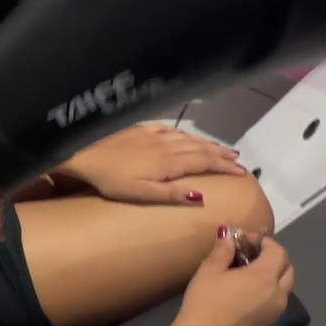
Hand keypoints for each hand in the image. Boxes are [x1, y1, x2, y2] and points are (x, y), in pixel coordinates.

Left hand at [54, 124, 244, 205]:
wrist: (84, 155)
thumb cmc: (112, 180)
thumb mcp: (141, 194)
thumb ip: (171, 195)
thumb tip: (203, 197)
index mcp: (169, 162)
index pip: (204, 162)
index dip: (224, 166)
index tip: (242, 171)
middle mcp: (165, 145)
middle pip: (199, 148)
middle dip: (220, 154)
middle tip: (238, 159)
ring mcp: (151, 135)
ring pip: (185, 137)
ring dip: (205, 143)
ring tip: (219, 148)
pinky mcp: (137, 129)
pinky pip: (166, 128)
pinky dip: (181, 132)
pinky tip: (183, 134)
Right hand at [176, 230, 294, 325]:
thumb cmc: (206, 299)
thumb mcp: (210, 269)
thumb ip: (223, 250)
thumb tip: (228, 234)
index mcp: (264, 277)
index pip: (278, 252)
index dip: (265, 241)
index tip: (245, 239)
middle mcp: (278, 292)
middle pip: (287, 268)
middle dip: (272, 256)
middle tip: (249, 252)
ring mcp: (277, 308)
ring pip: (285, 284)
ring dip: (272, 272)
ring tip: (248, 270)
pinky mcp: (271, 320)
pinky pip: (278, 297)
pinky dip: (269, 287)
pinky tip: (247, 289)